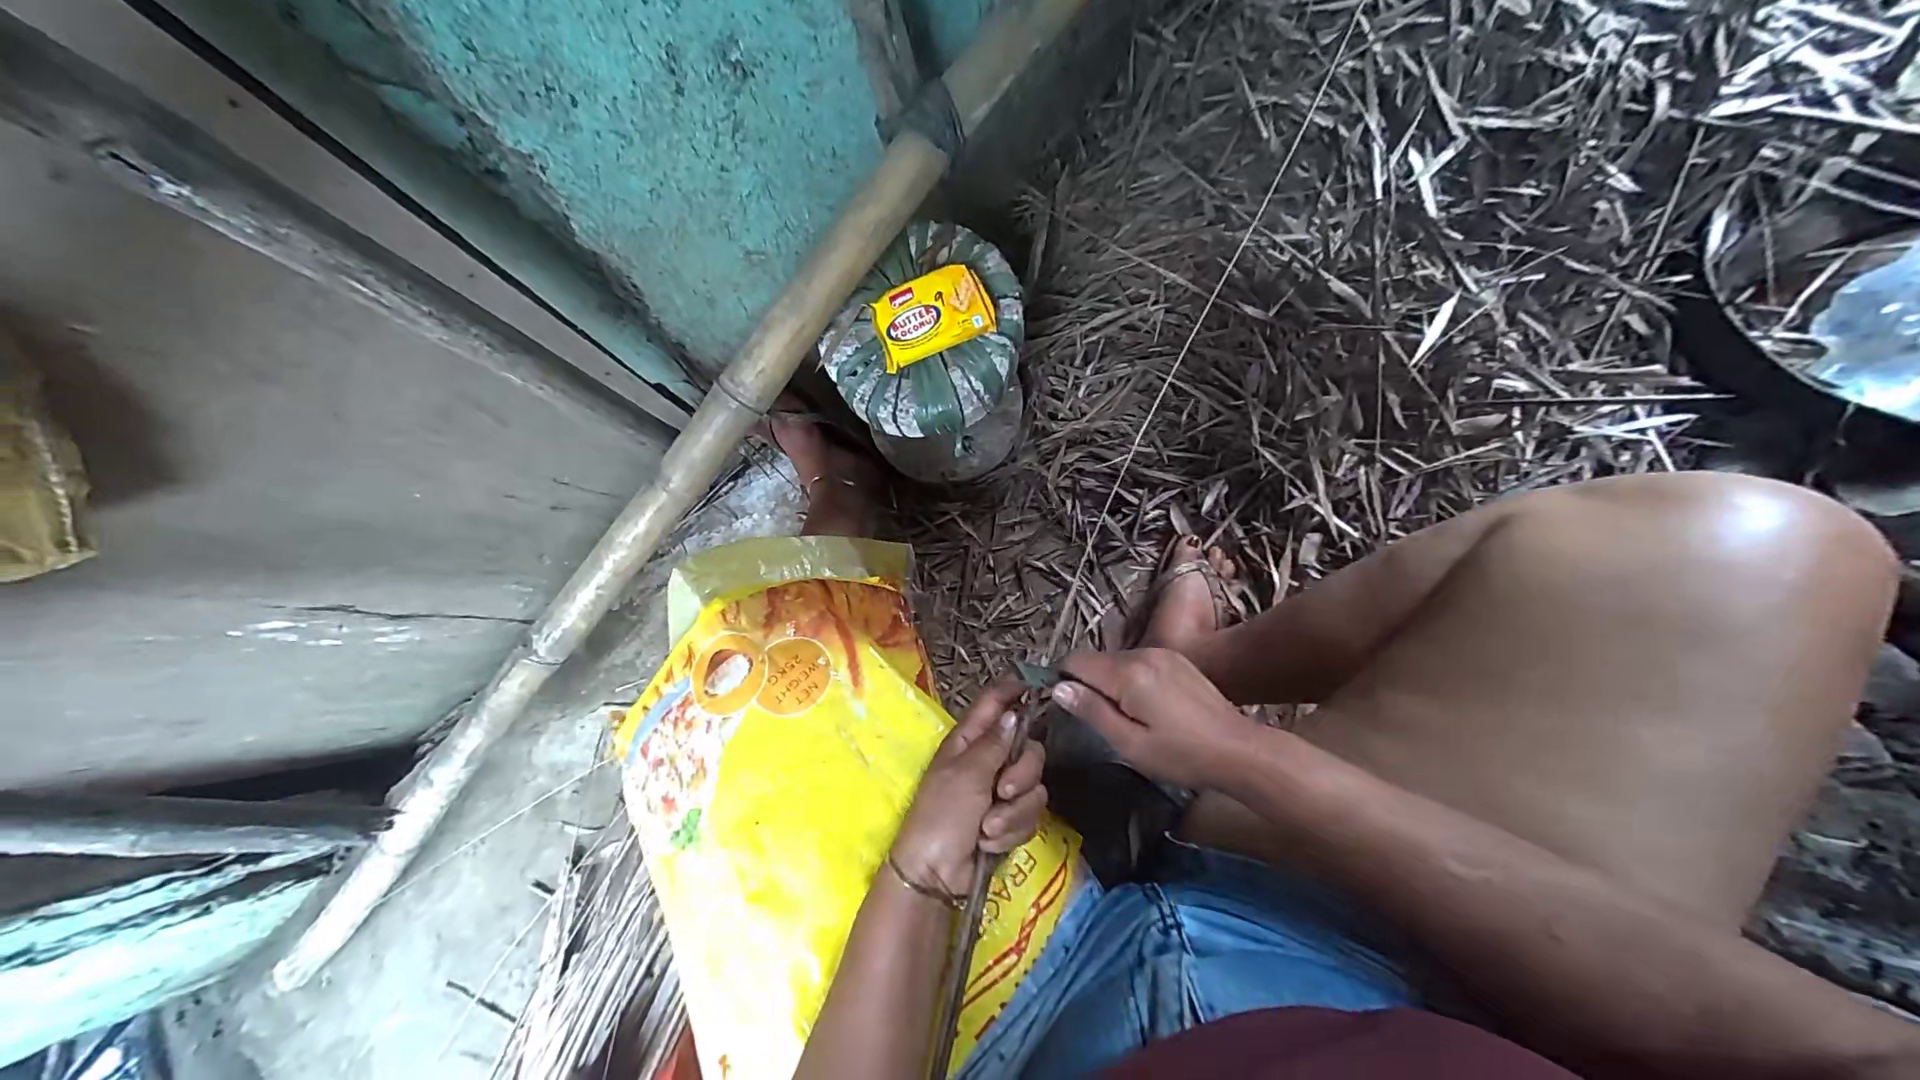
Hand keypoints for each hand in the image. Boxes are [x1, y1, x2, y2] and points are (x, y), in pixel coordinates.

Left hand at [891, 679, 1047, 896]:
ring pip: (1034, 786)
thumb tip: (1015, 713)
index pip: (995, 704)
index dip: (1014, 692)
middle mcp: (989, 760)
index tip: (1037, 690)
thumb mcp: (966, 774)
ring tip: (988, 827)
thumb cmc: (941, 815)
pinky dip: (1012, 830)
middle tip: (1002, 791)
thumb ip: (995, 743)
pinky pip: (1031, 815)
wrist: (936, 873)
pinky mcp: (1010, 819)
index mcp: (969, 740)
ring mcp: (1000, 791)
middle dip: (1022, 773)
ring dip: (1013, 812)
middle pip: (1030, 748)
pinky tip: (990, 841)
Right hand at [1052, 648, 1251, 788]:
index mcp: (1128, 673)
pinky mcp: (1177, 659)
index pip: (1076, 661)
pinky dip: (1132, 680)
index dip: (1065, 681)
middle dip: (1090, 685)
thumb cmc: (1183, 755)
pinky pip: (1138, 662)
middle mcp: (1144, 652)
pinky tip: (1150, 708)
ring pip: (1117, 661)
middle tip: (1105, 722)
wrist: (1241, 751)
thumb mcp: (1130, 744)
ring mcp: (1164, 653)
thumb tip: (1059, 688)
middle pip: (1097, 660)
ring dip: (1112, 684)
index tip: (1072, 708)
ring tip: (1130, 719)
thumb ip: (1092, 711)